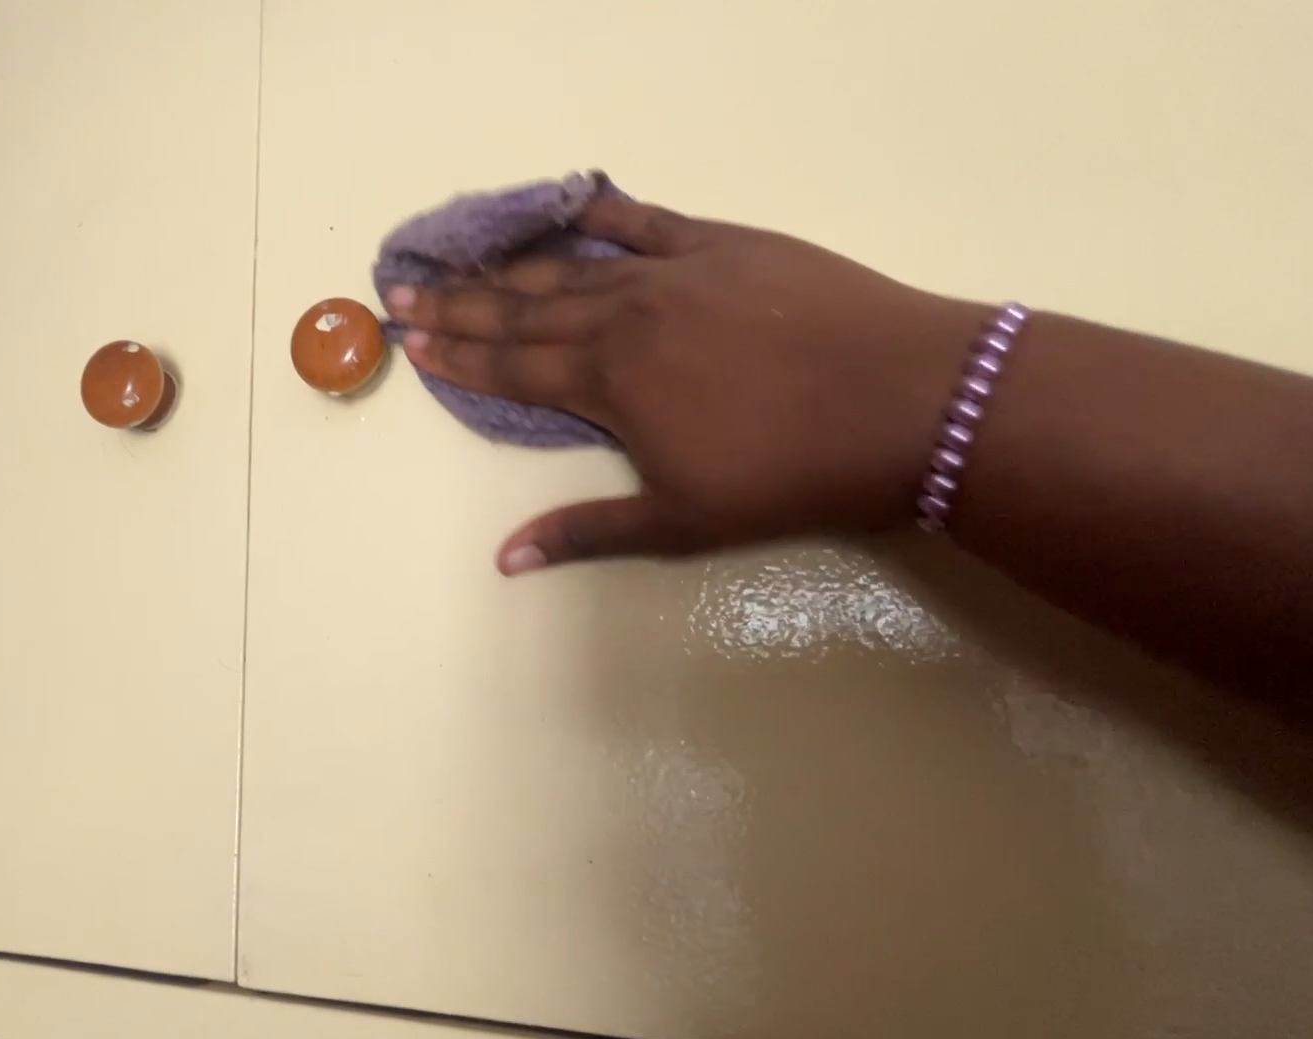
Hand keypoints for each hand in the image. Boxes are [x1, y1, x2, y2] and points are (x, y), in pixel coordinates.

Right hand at [383, 194, 986, 574]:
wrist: (909, 403)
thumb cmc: (788, 475)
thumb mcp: (679, 522)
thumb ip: (584, 531)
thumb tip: (503, 560)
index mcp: (608, 384)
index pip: (511, 367)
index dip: (458, 356)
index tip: (412, 339)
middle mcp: (623, 318)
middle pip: (523, 310)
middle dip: (459, 304)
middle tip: (404, 288)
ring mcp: (671, 273)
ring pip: (568, 266)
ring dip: (507, 265)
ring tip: (457, 257)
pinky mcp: (720, 243)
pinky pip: (641, 220)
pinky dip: (595, 213)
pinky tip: (560, 205)